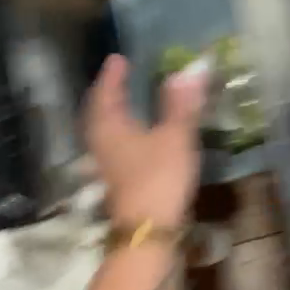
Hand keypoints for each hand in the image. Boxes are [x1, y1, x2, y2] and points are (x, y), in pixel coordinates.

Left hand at [84, 54, 207, 228]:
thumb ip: (181, 105)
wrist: (149, 230)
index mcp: (109, 127)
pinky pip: (116, 145)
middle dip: (108, 94)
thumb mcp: (175, 137)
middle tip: (119, 78)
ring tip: (127, 103)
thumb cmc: (158, 178)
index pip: (106, 94)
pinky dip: (124, 132)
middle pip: (99, 113)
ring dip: (114, 114)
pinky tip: (138, 136)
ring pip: (105, 130)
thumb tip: (190, 70)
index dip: (112, 76)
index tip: (118, 59)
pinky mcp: (119, 179)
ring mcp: (108, 164)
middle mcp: (102, 143)